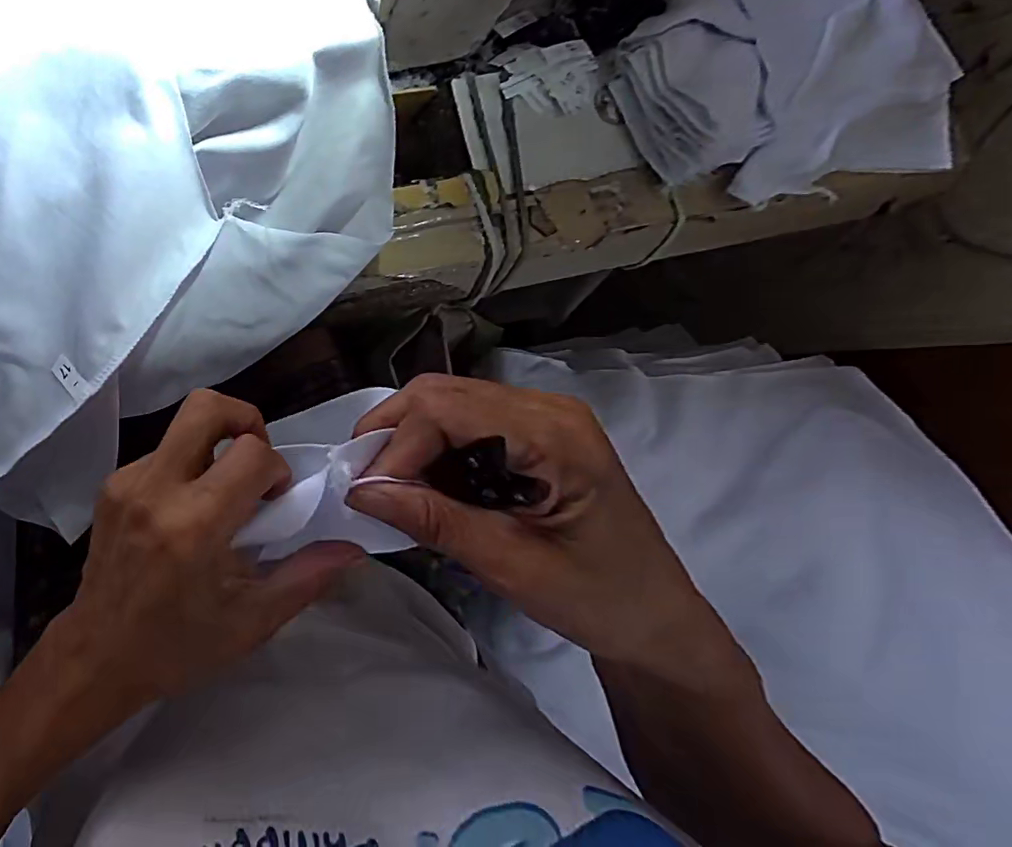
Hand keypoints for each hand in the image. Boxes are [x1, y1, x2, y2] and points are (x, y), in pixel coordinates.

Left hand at [46, 390, 365, 705]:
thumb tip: (351, 547)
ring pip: (182, 429)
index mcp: (194, 525)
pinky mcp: (110, 484)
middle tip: (254, 462)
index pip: (250, 453)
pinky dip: (185, 470)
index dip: (276, 470)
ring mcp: (126, 481)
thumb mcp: (251, 622)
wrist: (98, 653)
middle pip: (205, 407)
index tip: (274, 502)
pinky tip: (185, 514)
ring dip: (213, 449)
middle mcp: (156, 488)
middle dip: (244, 419)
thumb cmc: (178, 646)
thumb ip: (306, 578)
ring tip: (218, 498)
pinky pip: (160, 453)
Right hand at [346, 375, 744, 682]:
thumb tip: (359, 492)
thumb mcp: (509, 566)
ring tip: (389, 486)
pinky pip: (455, 415)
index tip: (367, 494)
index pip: (445, 410)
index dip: (396, 446)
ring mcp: (537, 412)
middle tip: (368, 486)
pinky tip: (422, 480)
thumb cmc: (596, 598)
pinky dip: (424, 443)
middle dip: (390, 435)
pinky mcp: (527, 426)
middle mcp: (545, 407)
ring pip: (439, 399)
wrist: (653, 618)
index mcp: (556, 437)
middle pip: (437, 393)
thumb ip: (433, 520)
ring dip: (403, 438)